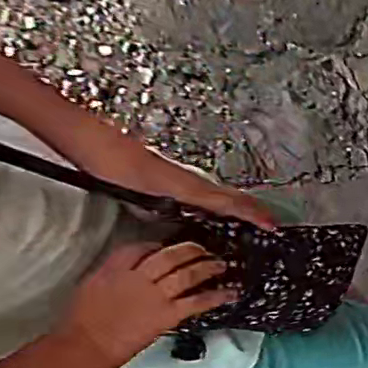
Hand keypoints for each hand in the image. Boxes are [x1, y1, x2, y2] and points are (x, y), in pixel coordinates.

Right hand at [56, 242, 236, 365]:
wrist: (87, 345)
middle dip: (190, 250)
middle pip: (169, 256)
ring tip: (221, 264)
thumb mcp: (92, 286)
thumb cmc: (84, 321)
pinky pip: (197, 301)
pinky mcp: (167, 314)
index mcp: (115, 269)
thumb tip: (132, 269)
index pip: (140, 248)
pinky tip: (230, 293)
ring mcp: (154, 295)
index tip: (168, 246)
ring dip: (207, 267)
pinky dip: (216, 296)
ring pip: (187, 274)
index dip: (158, 245)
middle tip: (202, 249)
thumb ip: (114, 273)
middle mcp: (138, 277)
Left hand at [93, 139, 278, 229]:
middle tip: (273, 221)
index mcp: (192, 188)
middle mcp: (193, 183)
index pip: (233, 204)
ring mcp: (184, 180)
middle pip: (233, 197)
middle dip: (255, 209)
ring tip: (254, 217)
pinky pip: (207, 194)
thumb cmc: (116, 167)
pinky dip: (222, 202)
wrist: (93, 143)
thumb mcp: (147, 192)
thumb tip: (192, 216)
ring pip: (222, 195)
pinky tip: (215, 209)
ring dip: (241, 206)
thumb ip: (175, 206)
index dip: (254, 215)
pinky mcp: (172, 179)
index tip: (274, 224)